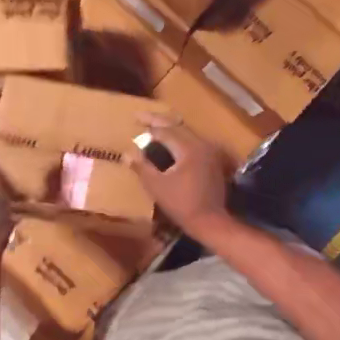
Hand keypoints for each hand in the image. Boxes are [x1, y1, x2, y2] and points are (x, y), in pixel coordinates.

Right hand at [131, 115, 233, 238]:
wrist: (210, 221)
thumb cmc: (181, 204)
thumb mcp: (157, 186)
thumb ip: (142, 167)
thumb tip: (127, 153)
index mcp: (188, 148)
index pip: (165, 131)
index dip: (148, 126)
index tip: (134, 120)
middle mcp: (201, 145)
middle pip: (178, 126)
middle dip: (159, 121)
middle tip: (142, 117)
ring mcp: (209, 152)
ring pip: (187, 133)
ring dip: (170, 129)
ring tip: (153, 127)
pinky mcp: (212, 161)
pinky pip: (193, 142)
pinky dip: (179, 139)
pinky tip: (170, 143)